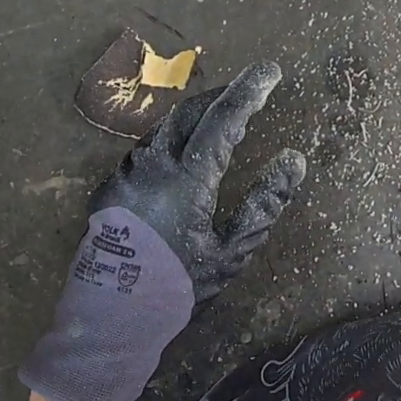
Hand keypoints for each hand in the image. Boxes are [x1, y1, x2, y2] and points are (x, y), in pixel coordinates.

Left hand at [20, 63, 307, 400]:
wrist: (106, 329)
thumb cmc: (176, 292)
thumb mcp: (232, 254)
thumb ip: (265, 203)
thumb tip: (294, 158)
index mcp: (185, 181)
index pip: (223, 119)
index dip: (250, 92)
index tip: (271, 71)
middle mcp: (151, 167)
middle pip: (191, 112)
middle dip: (223, 95)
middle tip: (249, 91)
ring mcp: (124, 176)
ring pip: (165, 128)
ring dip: (197, 114)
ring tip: (222, 115)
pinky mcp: (108, 190)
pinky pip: (147, 149)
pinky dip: (174, 137)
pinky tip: (185, 150)